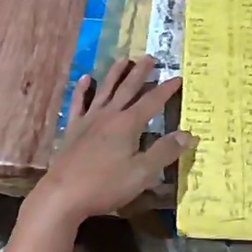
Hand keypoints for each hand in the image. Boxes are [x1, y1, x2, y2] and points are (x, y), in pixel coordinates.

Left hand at [31, 56, 195, 228]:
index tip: (178, 77)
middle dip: (140, 73)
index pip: (152, 102)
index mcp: (128, 124)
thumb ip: (164, 152)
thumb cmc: (106, 185)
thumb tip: (188, 134)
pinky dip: (83, 89)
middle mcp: (108, 115)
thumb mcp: (142, 173)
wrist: (64, 193)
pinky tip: (86, 78)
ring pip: (104, 90)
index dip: (166, 90)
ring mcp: (88, 120)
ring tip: (123, 59)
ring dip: (115, 74)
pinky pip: (79, 102)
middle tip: (149, 57)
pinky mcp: (73, 128)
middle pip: (127, 89)